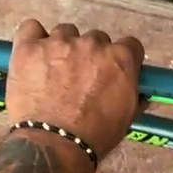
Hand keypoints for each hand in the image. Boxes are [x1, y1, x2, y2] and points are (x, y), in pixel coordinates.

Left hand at [4, 20, 144, 157]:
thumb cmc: (96, 135)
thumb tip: (142, 94)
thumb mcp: (126, 118)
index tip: (114, 71)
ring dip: (63, 48)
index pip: (130, 45)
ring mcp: (59, 43)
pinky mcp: (29, 47)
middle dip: (91, 56)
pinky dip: (33, 38)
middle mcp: (92, 44)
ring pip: (65, 33)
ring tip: (53, 71)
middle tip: (82, 79)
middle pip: (96, 39)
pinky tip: (33, 56)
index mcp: (120, 59)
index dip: (122, 59)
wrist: (55, 144)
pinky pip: (31, 28)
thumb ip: (134, 97)